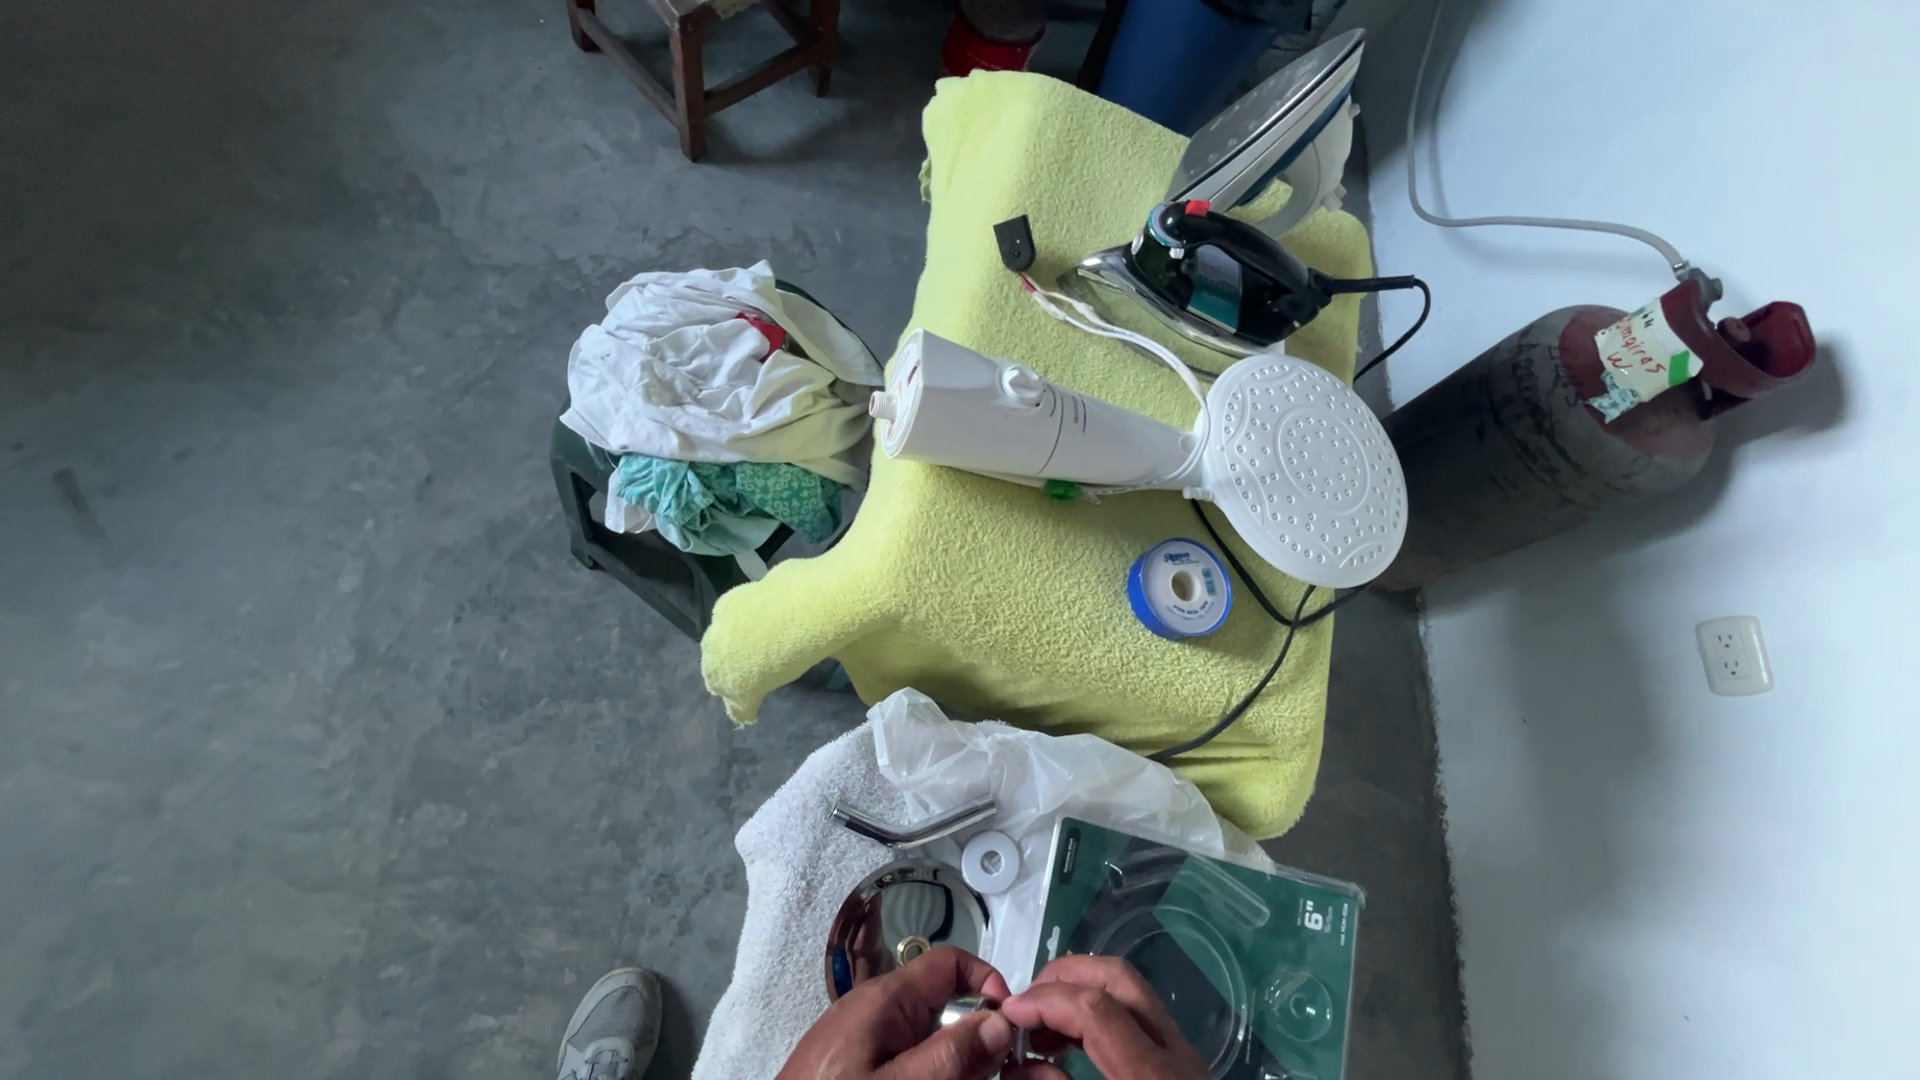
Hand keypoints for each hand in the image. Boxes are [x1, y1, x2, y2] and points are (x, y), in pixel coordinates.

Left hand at [775, 946, 1015, 1079]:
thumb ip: (949, 1056)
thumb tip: (1000, 1020)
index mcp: (886, 1000)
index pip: (949, 964)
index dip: (987, 986)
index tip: (1013, 1032)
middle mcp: (879, 1013)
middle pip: (947, 1011)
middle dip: (981, 1044)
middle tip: (1010, 1079)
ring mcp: (869, 1046)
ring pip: (933, 1046)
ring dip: (961, 1069)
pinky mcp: (863, 1070)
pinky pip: (910, 1065)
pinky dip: (935, 1077)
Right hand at [1000, 955, 1207, 1079]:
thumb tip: (1020, 1066)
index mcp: (1152, 1079)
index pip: (1096, 1009)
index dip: (1046, 1001)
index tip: (1009, 1015)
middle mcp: (1175, 1054)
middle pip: (1119, 978)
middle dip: (1064, 978)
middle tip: (1026, 1006)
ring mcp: (1185, 1055)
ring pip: (1131, 990)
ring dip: (1080, 991)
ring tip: (1043, 1027)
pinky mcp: (1184, 1065)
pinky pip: (1137, 1017)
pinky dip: (1099, 1013)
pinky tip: (1072, 1044)